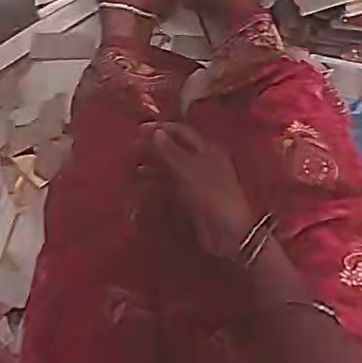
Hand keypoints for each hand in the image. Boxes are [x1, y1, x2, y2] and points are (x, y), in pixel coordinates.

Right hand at [145, 122, 257, 259]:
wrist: (229, 233)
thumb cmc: (214, 195)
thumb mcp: (193, 171)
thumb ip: (173, 152)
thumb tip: (157, 132)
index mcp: (207, 149)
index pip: (182, 132)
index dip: (162, 129)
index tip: (140, 130)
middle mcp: (201, 161)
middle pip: (175, 149)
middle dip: (154, 147)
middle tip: (133, 147)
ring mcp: (194, 180)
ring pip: (170, 167)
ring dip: (153, 164)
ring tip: (134, 166)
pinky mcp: (189, 197)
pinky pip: (170, 184)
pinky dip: (156, 182)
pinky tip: (143, 182)